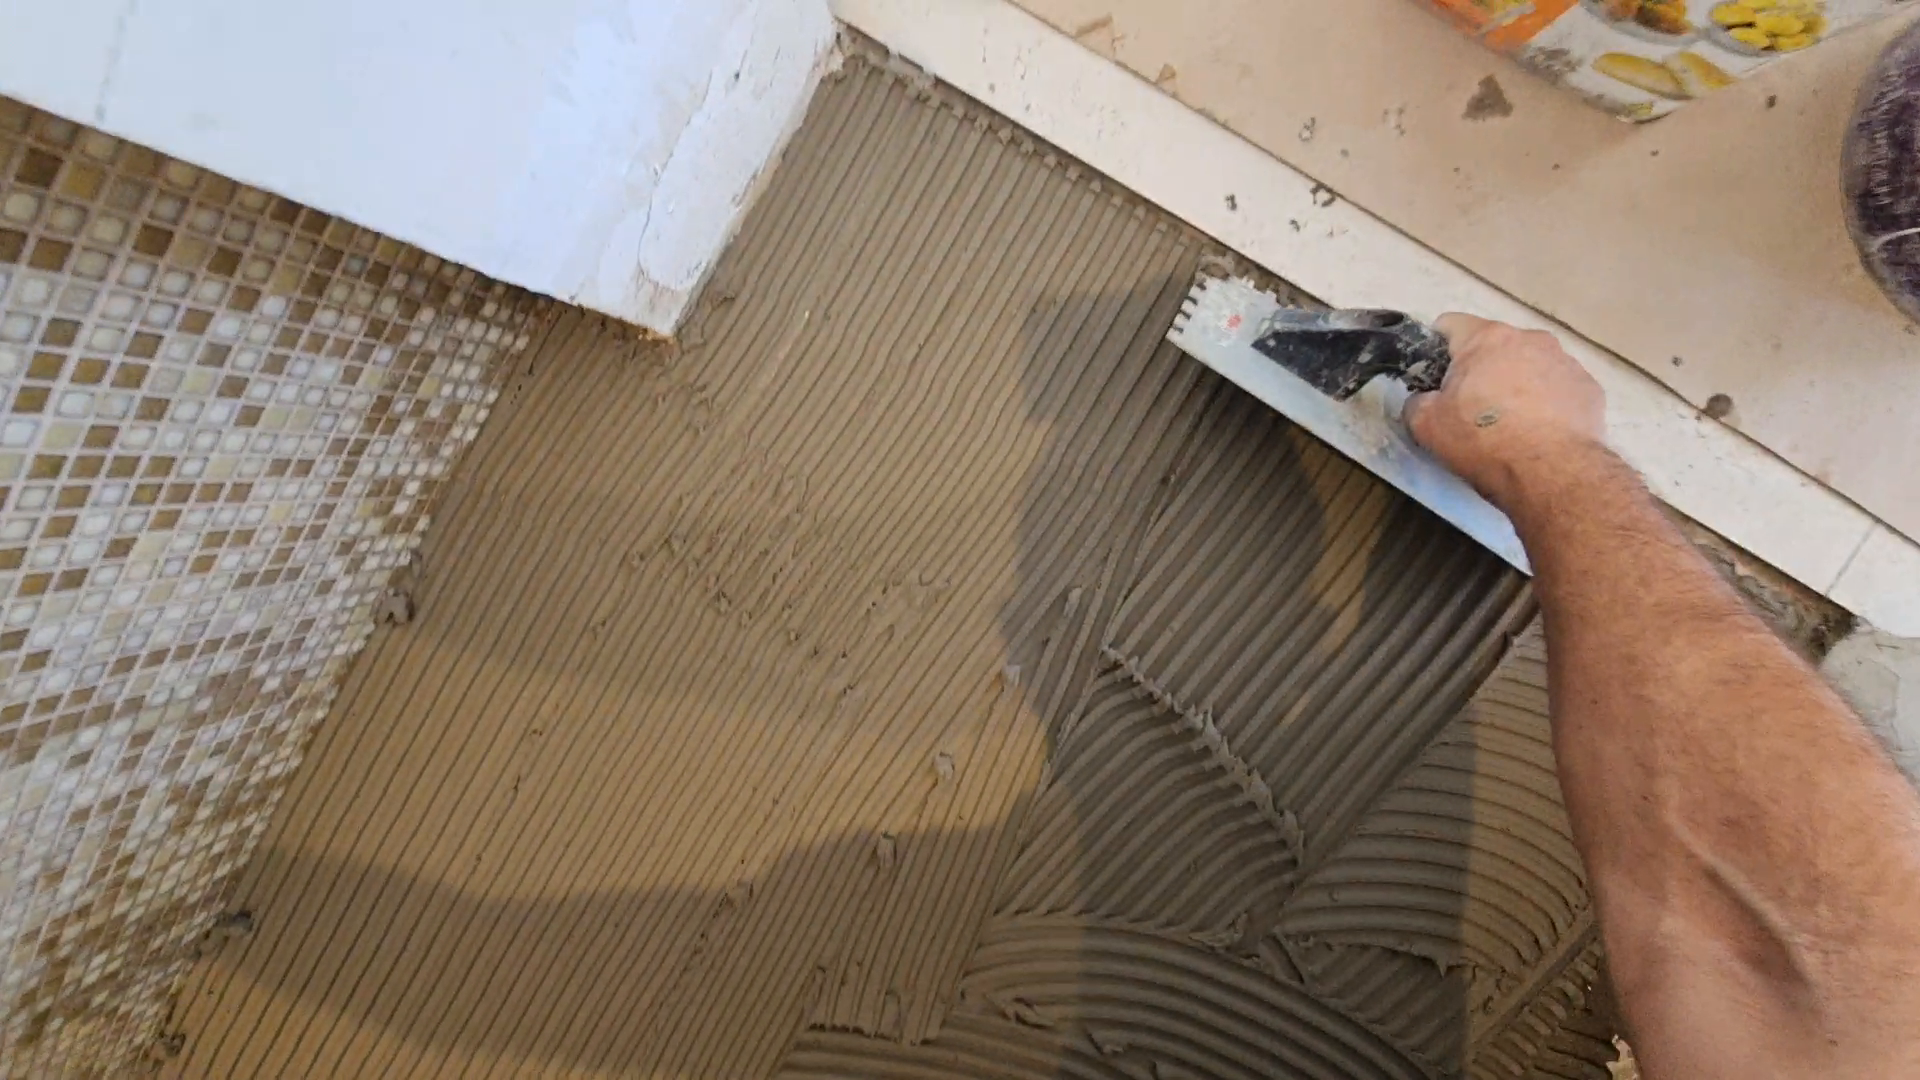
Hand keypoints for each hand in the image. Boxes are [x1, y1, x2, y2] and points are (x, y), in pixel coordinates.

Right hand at [1405, 314, 1607, 512]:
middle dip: (1477, 368)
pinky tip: (1535, 430)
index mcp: (1486, 340)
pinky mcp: (1589, 387)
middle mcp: (1530, 339)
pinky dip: (1542, 402)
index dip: (1433, 347)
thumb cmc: (1480, 439)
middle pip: (1493, 345)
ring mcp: (1566, 361)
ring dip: (1512, 383)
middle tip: (1466, 405)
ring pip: (1527, 364)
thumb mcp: (1424, 423)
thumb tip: (1425, 399)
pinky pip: (1555, 386)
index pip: (1449, 324)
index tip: (1430, 375)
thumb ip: (1417, 401)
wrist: (1549, 470)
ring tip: (1506, 422)